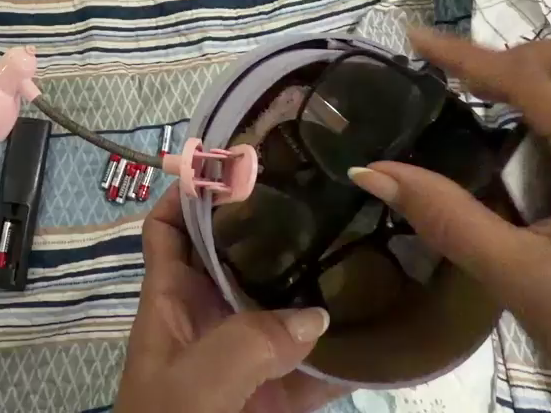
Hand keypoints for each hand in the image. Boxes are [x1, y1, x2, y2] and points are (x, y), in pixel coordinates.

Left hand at [114, 181, 345, 412]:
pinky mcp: (275, 403)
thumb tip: (316, 316)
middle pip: (232, 258)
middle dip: (267, 227)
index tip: (234, 163)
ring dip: (311, 287)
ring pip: (278, 309)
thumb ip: (248, 343)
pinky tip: (382, 338)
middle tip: (317, 195)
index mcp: (169, 303)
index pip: (168, 229)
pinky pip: (313, 373)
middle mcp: (205, 321)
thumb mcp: (194, 386)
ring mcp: (242, 361)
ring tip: (356, 248)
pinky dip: (344, 360)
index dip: (189, 192)